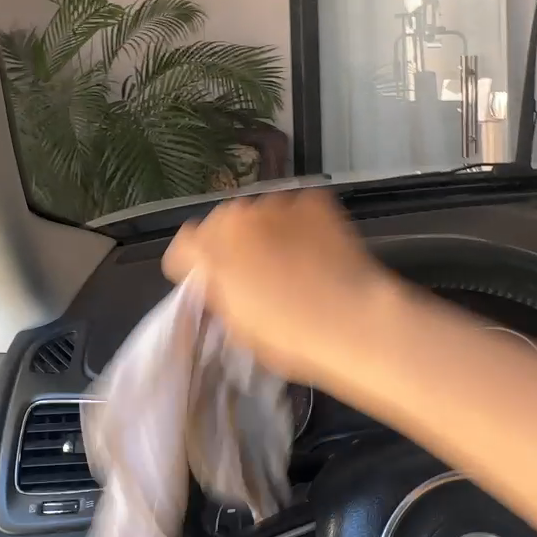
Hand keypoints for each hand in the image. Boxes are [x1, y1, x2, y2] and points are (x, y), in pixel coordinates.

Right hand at [160, 190, 410, 386]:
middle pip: (222, 225)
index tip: (211, 284)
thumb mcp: (236, 325)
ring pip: (260, 215)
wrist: (351, 321)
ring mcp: (276, 203)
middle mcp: (236, 215)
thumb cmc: (288, 336)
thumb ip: (217, 293)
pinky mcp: (313, 200)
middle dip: (232, 245)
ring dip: (267, 233)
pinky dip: (301, 224)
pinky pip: (297, 209)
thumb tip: (214, 281)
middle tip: (255, 276)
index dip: (195, 267)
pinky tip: (316, 250)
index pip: (184, 247)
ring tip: (292, 263)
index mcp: (209, 249)